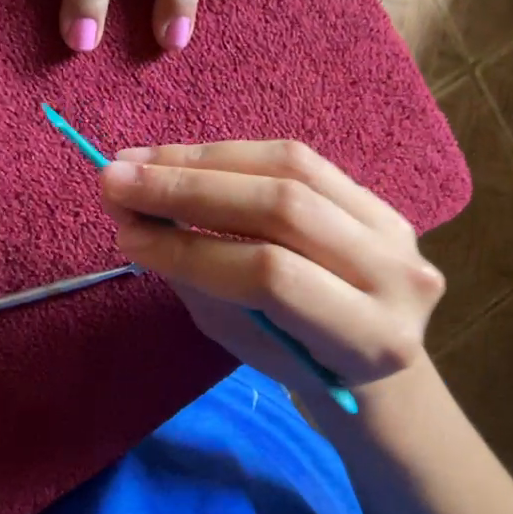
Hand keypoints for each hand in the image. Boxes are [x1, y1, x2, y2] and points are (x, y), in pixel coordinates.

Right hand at [97, 141, 443, 397]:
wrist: (371, 353)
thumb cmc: (296, 358)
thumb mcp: (243, 341)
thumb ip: (197, 279)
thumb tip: (132, 220)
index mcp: (370, 336)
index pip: (271, 275)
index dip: (191, 251)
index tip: (125, 236)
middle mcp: (397, 274)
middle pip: (281, 207)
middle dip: (185, 190)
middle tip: (114, 180)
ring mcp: (395, 225)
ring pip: (286, 168)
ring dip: (198, 162)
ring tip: (136, 162)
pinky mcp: (374, 193)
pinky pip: (291, 156)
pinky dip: (224, 155)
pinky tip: (177, 158)